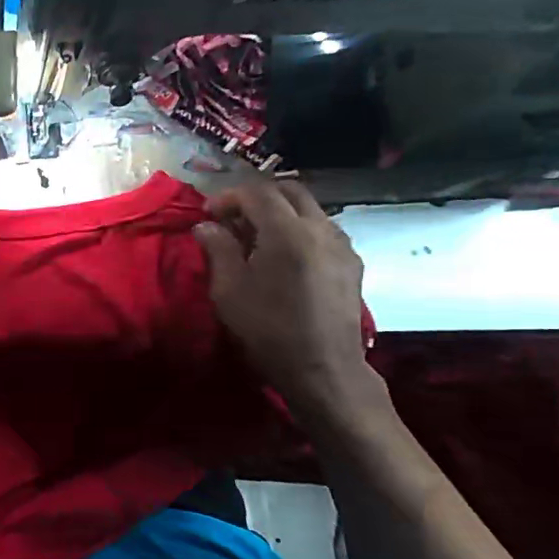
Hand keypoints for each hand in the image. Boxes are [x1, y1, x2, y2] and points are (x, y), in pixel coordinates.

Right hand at [192, 179, 371, 407]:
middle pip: (290, 191)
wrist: (322, 368)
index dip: (229, 197)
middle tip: (232, 217)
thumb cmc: (267, 329)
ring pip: (309, 209)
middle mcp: (320, 229)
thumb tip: (206, 226)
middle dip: (258, 197)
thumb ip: (218, 249)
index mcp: (287, 232)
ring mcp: (342, 245)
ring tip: (256, 237)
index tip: (208, 214)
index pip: (258, 193)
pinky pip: (323, 231)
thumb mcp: (229, 290)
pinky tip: (283, 256)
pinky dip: (299, 230)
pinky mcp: (352, 263)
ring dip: (280, 213)